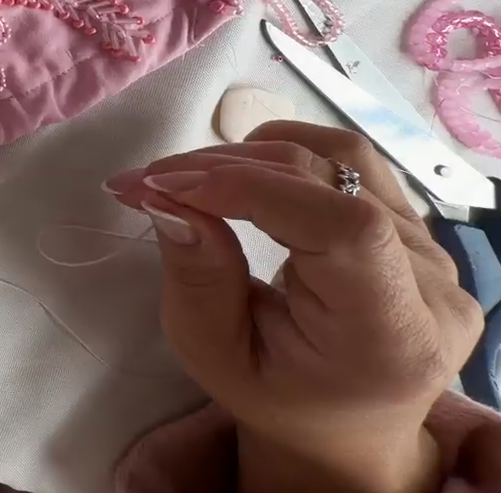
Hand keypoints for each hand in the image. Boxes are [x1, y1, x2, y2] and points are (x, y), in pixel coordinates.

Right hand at [107, 123, 481, 492]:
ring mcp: (431, 253)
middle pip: (324, 182)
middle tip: (139, 184)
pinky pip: (350, 160)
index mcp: (389, 334)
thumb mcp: (209, 349)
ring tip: (183, 180)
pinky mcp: (413, 230)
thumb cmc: (269, 392)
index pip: (343, 226)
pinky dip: (280, 148)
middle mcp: (431, 287)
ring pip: (333, 158)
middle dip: (214, 168)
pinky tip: (239, 171)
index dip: (246, 186)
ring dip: (240, 155)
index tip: (160, 187)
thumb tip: (166, 200)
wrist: (340, 422)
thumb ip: (196, 276)